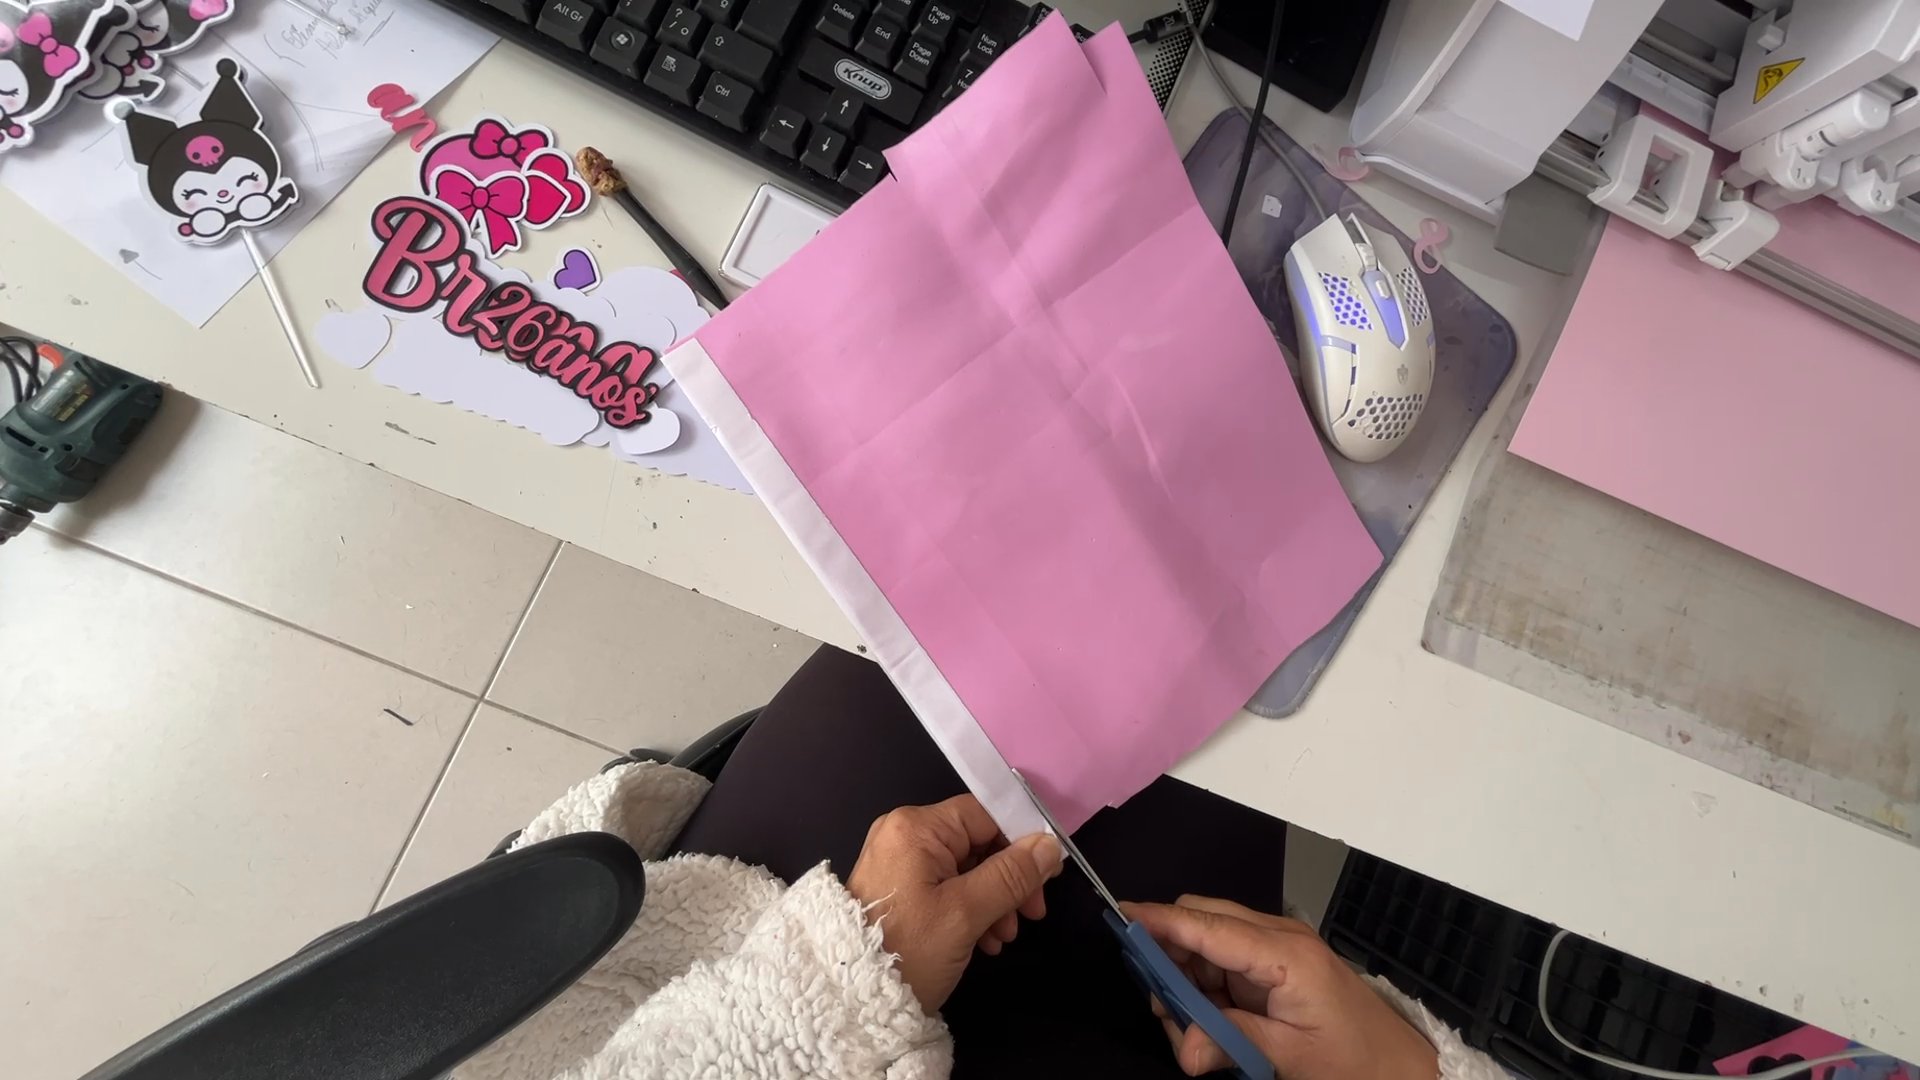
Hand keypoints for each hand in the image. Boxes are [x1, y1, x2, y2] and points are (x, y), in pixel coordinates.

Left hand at [845, 794, 1063, 1011]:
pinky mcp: (898, 888)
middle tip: (1030, 915)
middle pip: (977, 842)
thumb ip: (1012, 875)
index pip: (984, 815)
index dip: (1020, 842)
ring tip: (1002, 937)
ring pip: (965, 867)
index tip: (1047, 875)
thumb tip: (1049, 845)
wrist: (848, 1004)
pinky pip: (946, 886)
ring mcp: (899, 860)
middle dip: (1008, 879)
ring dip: (993, 899)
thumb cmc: (908, 949)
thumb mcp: (966, 913)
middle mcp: (905, 833)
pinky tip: (983, 940)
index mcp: (917, 826)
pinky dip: (969, 908)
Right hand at [1121, 895, 1438, 1079]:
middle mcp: (1275, 935)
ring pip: (1206, 938)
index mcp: (1283, 953)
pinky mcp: (1273, 961)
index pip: (1208, 925)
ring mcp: (1274, 945)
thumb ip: (1231, 1045)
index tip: (1121, 914)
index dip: (1162, 919)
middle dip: (1169, 950)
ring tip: (1184, 1022)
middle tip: (1158, 1000)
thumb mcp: (1293, 1061)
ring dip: (1184, 973)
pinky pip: (1221, 958)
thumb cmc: (1358, 1065)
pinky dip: (1203, 983)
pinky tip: (1204, 1018)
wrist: (1410, 1071)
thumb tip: (1182, 1047)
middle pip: (1202, 918)